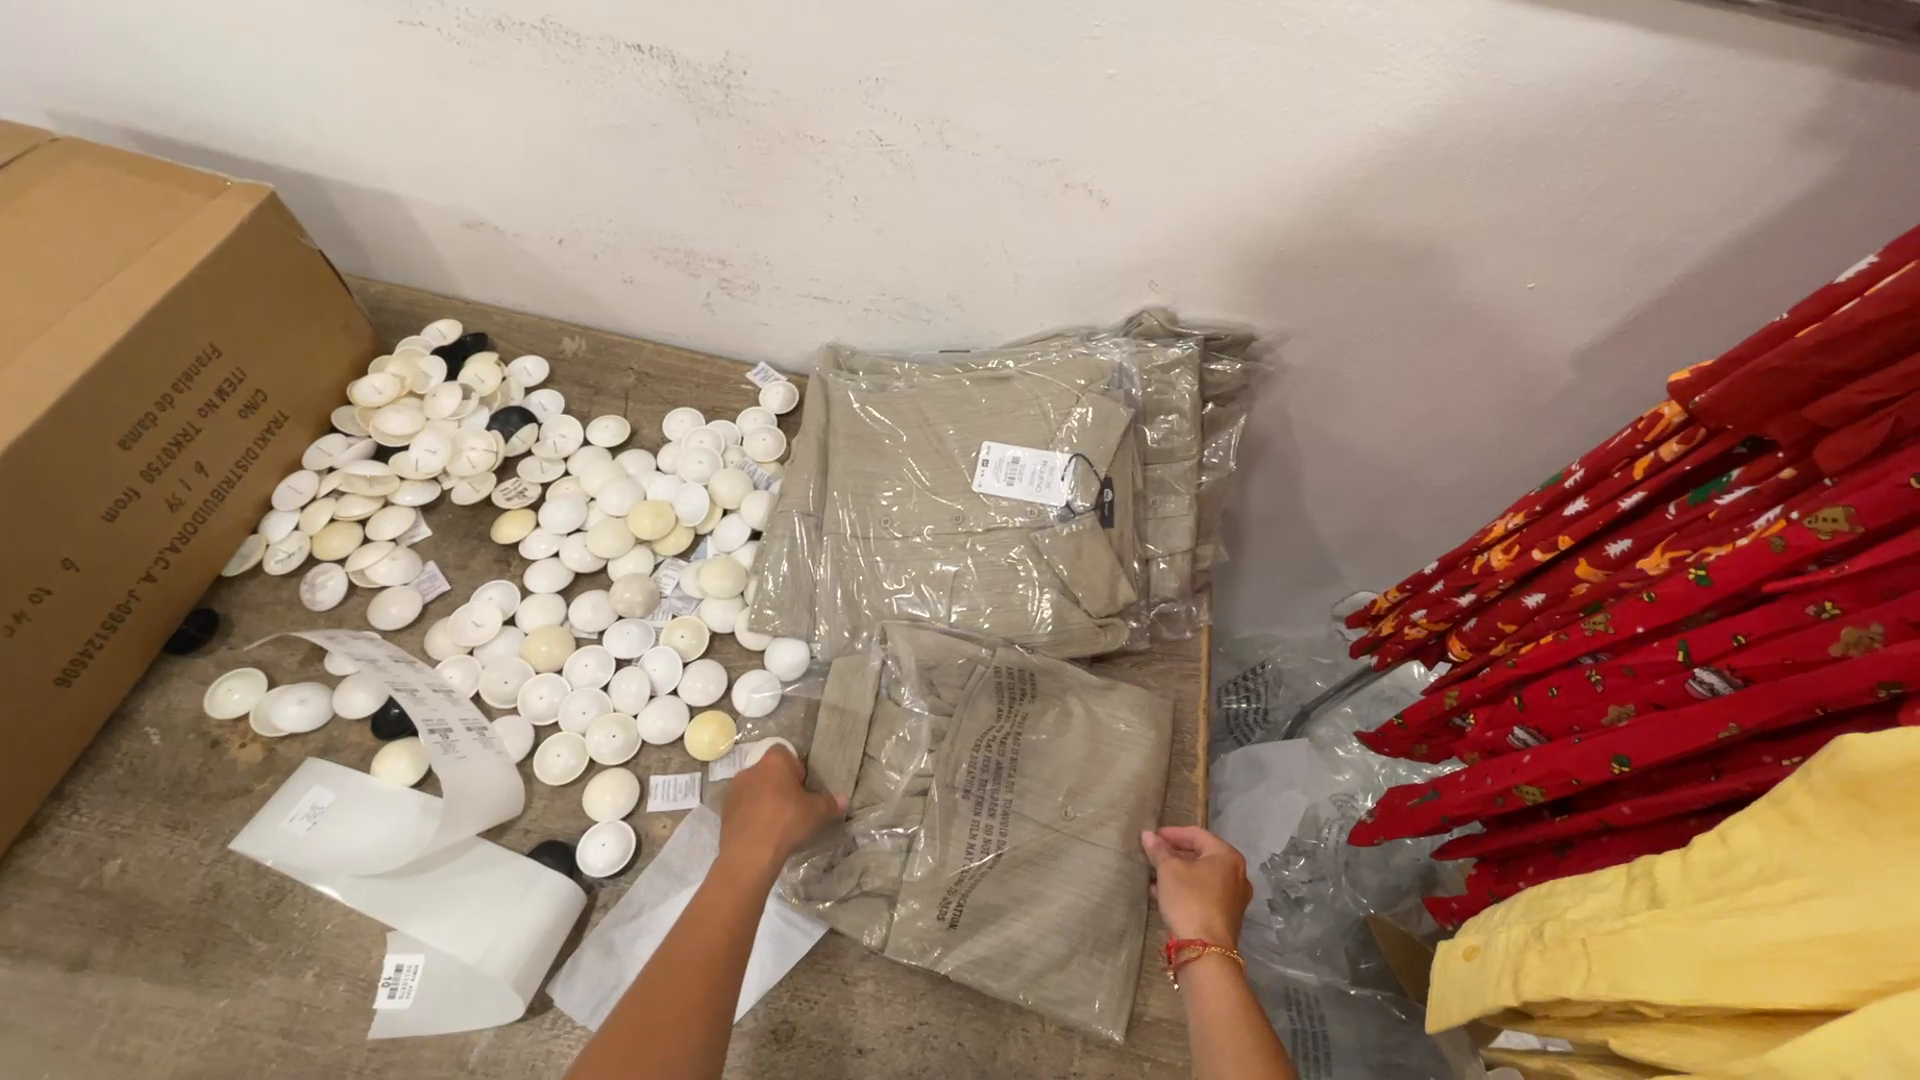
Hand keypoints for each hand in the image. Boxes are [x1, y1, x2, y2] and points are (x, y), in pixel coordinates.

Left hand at [717, 745, 846, 879]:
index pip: (784, 752)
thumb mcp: (816, 813)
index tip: (802, 787)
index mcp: (774, 762)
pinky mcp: (724, 811)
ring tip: (776, 821)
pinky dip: (751, 813)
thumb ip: (830, 803)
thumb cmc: (786, 822)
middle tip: (792, 805)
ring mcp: (734, 790)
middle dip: (779, 784)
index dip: (795, 767)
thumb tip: (845, 800)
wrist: (749, 854)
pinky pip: (743, 805)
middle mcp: (751, 770)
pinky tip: (761, 831)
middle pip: (769, 770)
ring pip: (754, 788)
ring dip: (764, 798)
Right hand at [1141, 826, 1251, 944]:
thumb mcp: (1168, 870)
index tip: (1153, 837)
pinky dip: (1187, 888)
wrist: (1205, 950)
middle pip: (1202, 854)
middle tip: (1154, 854)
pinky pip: (1205, 893)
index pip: (1197, 834)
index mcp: (1227, 856)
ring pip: (1203, 876)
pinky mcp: (1228, 916)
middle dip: (1176, 853)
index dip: (1173, 833)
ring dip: (1179, 872)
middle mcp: (1237, 873)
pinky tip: (1164, 894)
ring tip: (1155, 874)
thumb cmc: (1189, 899)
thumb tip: (1148, 834)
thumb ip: (1159, 850)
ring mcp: (1235, 897)